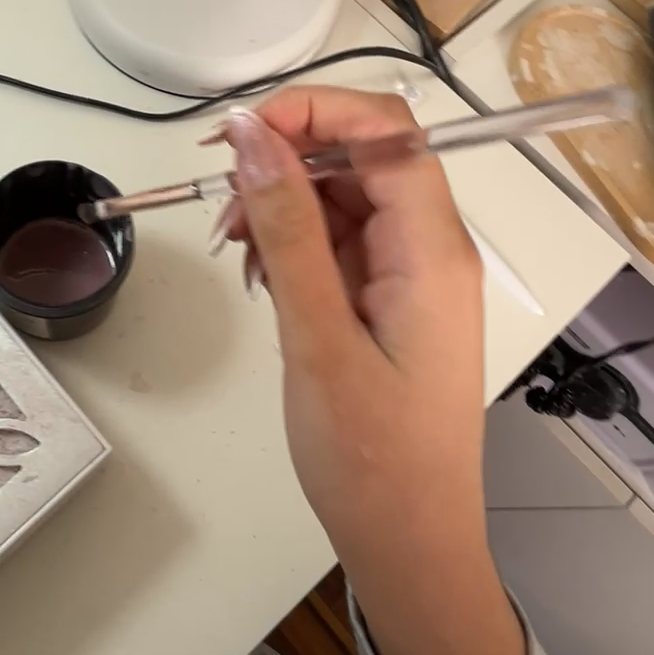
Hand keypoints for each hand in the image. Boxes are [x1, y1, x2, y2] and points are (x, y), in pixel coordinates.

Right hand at [221, 87, 525, 654]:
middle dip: (283, 162)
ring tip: (236, 250)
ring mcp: (405, 272)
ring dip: (280, 207)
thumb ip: (286, 228)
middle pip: (359, 155)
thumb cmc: (369, 456)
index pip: (383, 128)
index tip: (237, 138)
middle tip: (223, 206)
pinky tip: (260, 276)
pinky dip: (289, 245)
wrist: (407, 544)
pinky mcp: (383, 297)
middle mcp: (427, 246)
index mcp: (430, 248)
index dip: (310, 110)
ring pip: (339, 197)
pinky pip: (334, 241)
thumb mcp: (316, 335)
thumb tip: (251, 134)